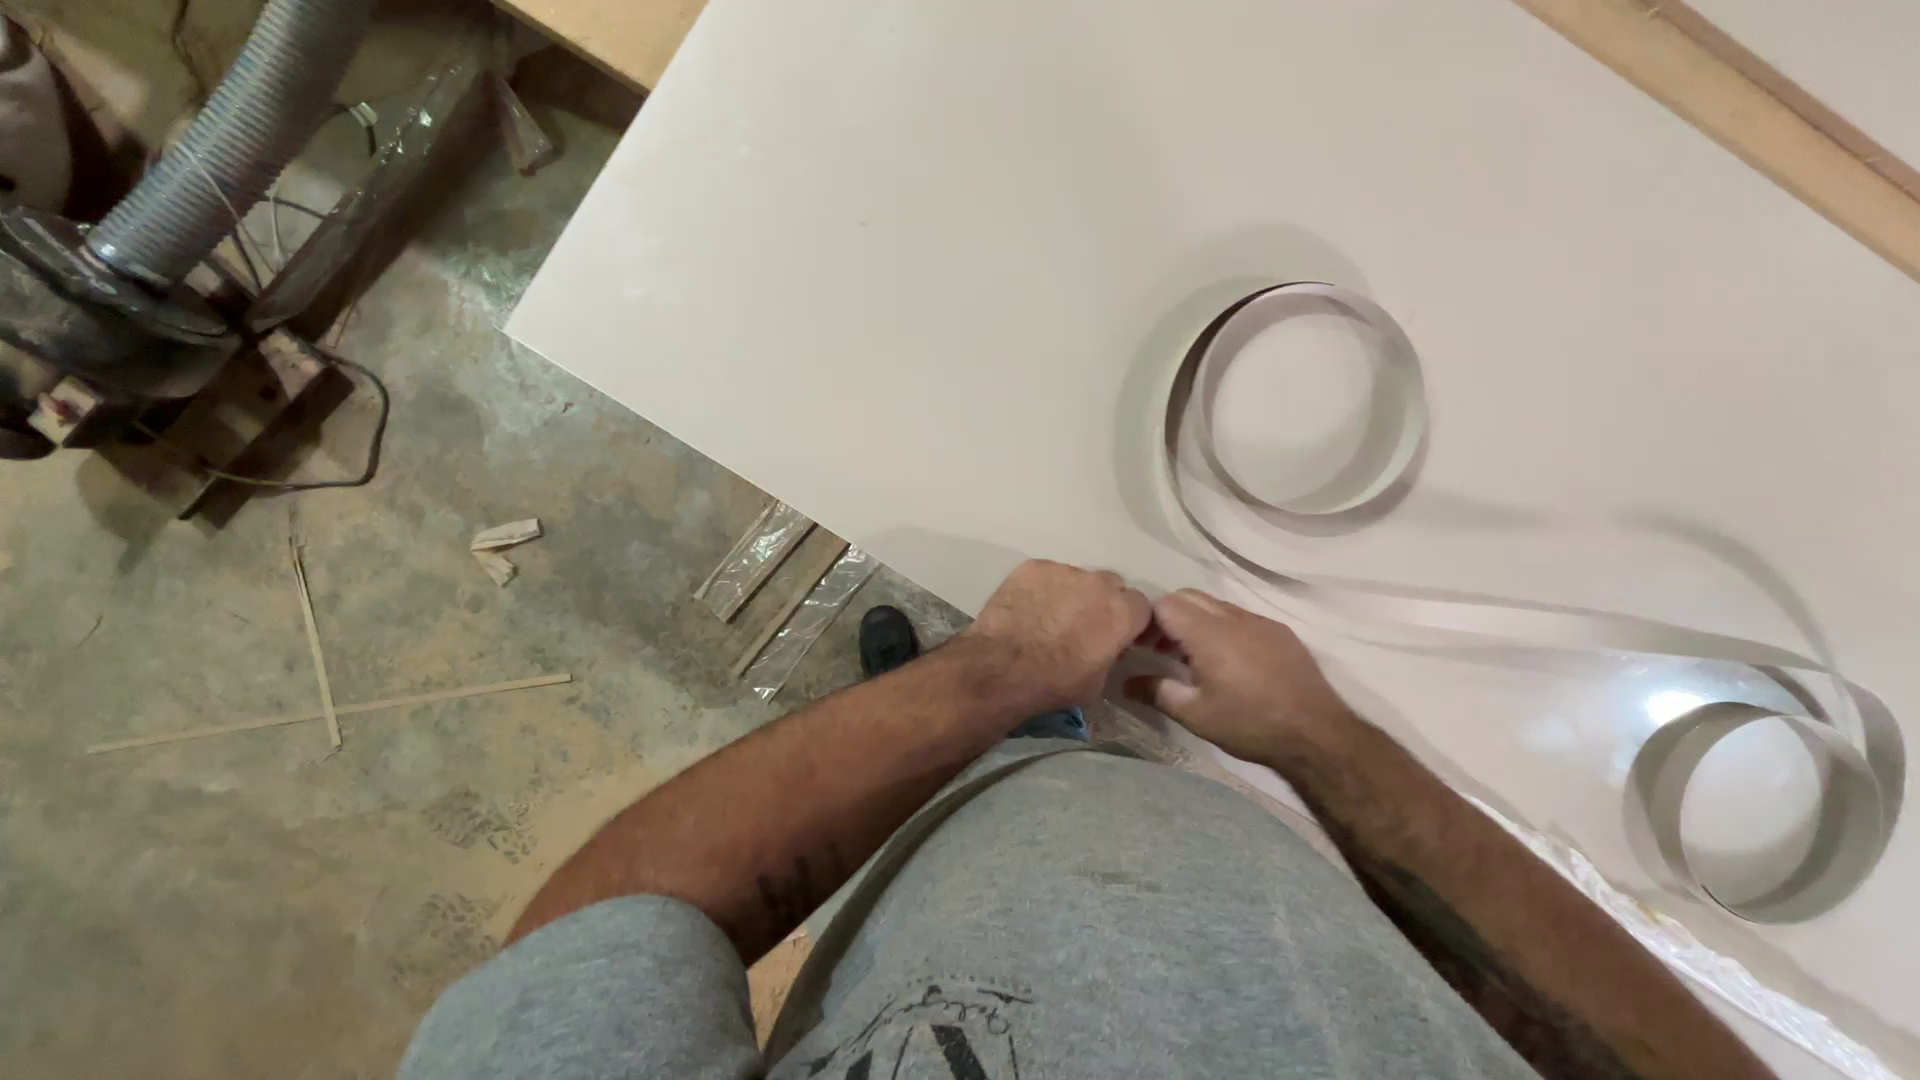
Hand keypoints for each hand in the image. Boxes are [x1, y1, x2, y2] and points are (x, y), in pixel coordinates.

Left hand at [960, 560, 1152, 714]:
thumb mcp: (1099, 680)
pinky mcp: (1032, 567)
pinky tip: (1027, 608)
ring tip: (1050, 616)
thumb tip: (1106, 644)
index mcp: (1122, 612)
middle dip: (1102, 602)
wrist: (1003, 668)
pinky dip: (1041, 588)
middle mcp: (1098, 583)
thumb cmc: (1056, 682)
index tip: (1117, 634)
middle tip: (1083, 624)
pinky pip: (1045, 575)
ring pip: (1076, 578)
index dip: (1129, 620)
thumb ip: (1111, 652)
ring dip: (1071, 593)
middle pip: (1110, 585)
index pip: (1140, 606)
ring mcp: (1063, 570)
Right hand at [1125, 588, 1356, 764]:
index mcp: (1208, 633)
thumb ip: (1155, 692)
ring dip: (1195, 621)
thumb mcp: (1194, 714)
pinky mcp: (1279, 631)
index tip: (1143, 647)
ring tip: (1192, 658)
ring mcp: (1259, 621)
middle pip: (1188, 597)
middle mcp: (1233, 617)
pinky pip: (1240, 617)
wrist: (1316, 734)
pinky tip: (1228, 662)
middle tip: (1161, 651)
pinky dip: (1222, 628)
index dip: (1147, 621)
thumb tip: (1125, 682)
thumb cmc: (1249, 724)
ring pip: (1215, 605)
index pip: (1164, 604)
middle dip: (1168, 617)